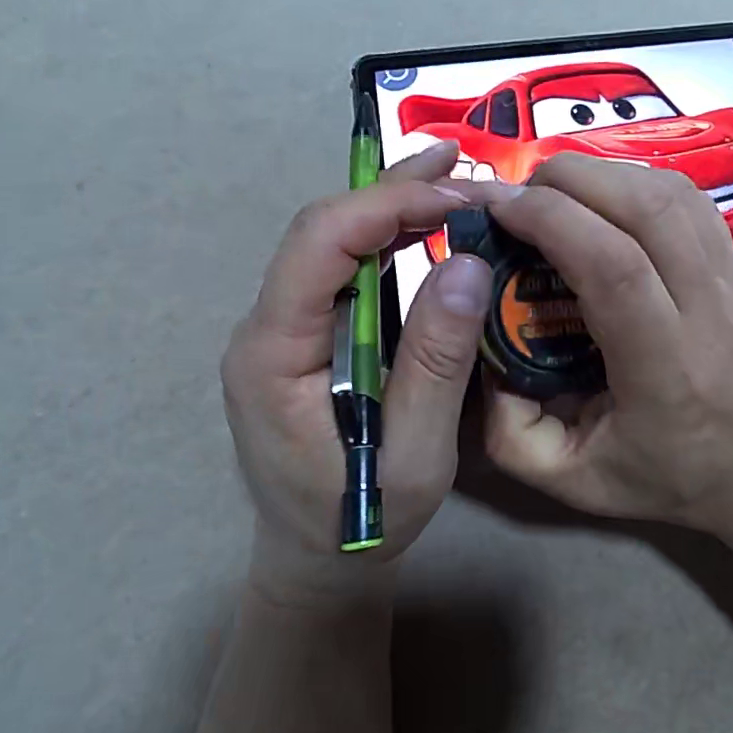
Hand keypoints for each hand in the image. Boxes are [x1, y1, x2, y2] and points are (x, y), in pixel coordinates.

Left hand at [222, 140, 494, 602]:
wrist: (313, 563)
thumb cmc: (360, 521)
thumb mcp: (414, 456)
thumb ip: (436, 363)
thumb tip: (467, 263)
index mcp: (273, 353)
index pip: (320, 245)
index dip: (387, 206)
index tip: (458, 199)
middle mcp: (264, 327)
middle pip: (321, 231)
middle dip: (391, 192)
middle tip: (461, 169)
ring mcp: (279, 329)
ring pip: (330, 242)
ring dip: (389, 205)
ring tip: (450, 175)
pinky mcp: (302, 335)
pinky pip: (340, 270)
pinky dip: (385, 239)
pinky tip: (424, 222)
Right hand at [482, 154, 732, 543]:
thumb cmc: (660, 477)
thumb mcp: (566, 479)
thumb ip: (507, 425)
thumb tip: (478, 340)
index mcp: (669, 372)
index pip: (614, 267)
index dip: (552, 222)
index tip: (500, 210)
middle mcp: (713, 314)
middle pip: (647, 209)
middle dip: (571, 181)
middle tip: (517, 195)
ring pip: (671, 192)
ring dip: (601, 174)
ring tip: (551, 193)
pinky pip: (687, 198)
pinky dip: (633, 181)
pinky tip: (598, 199)